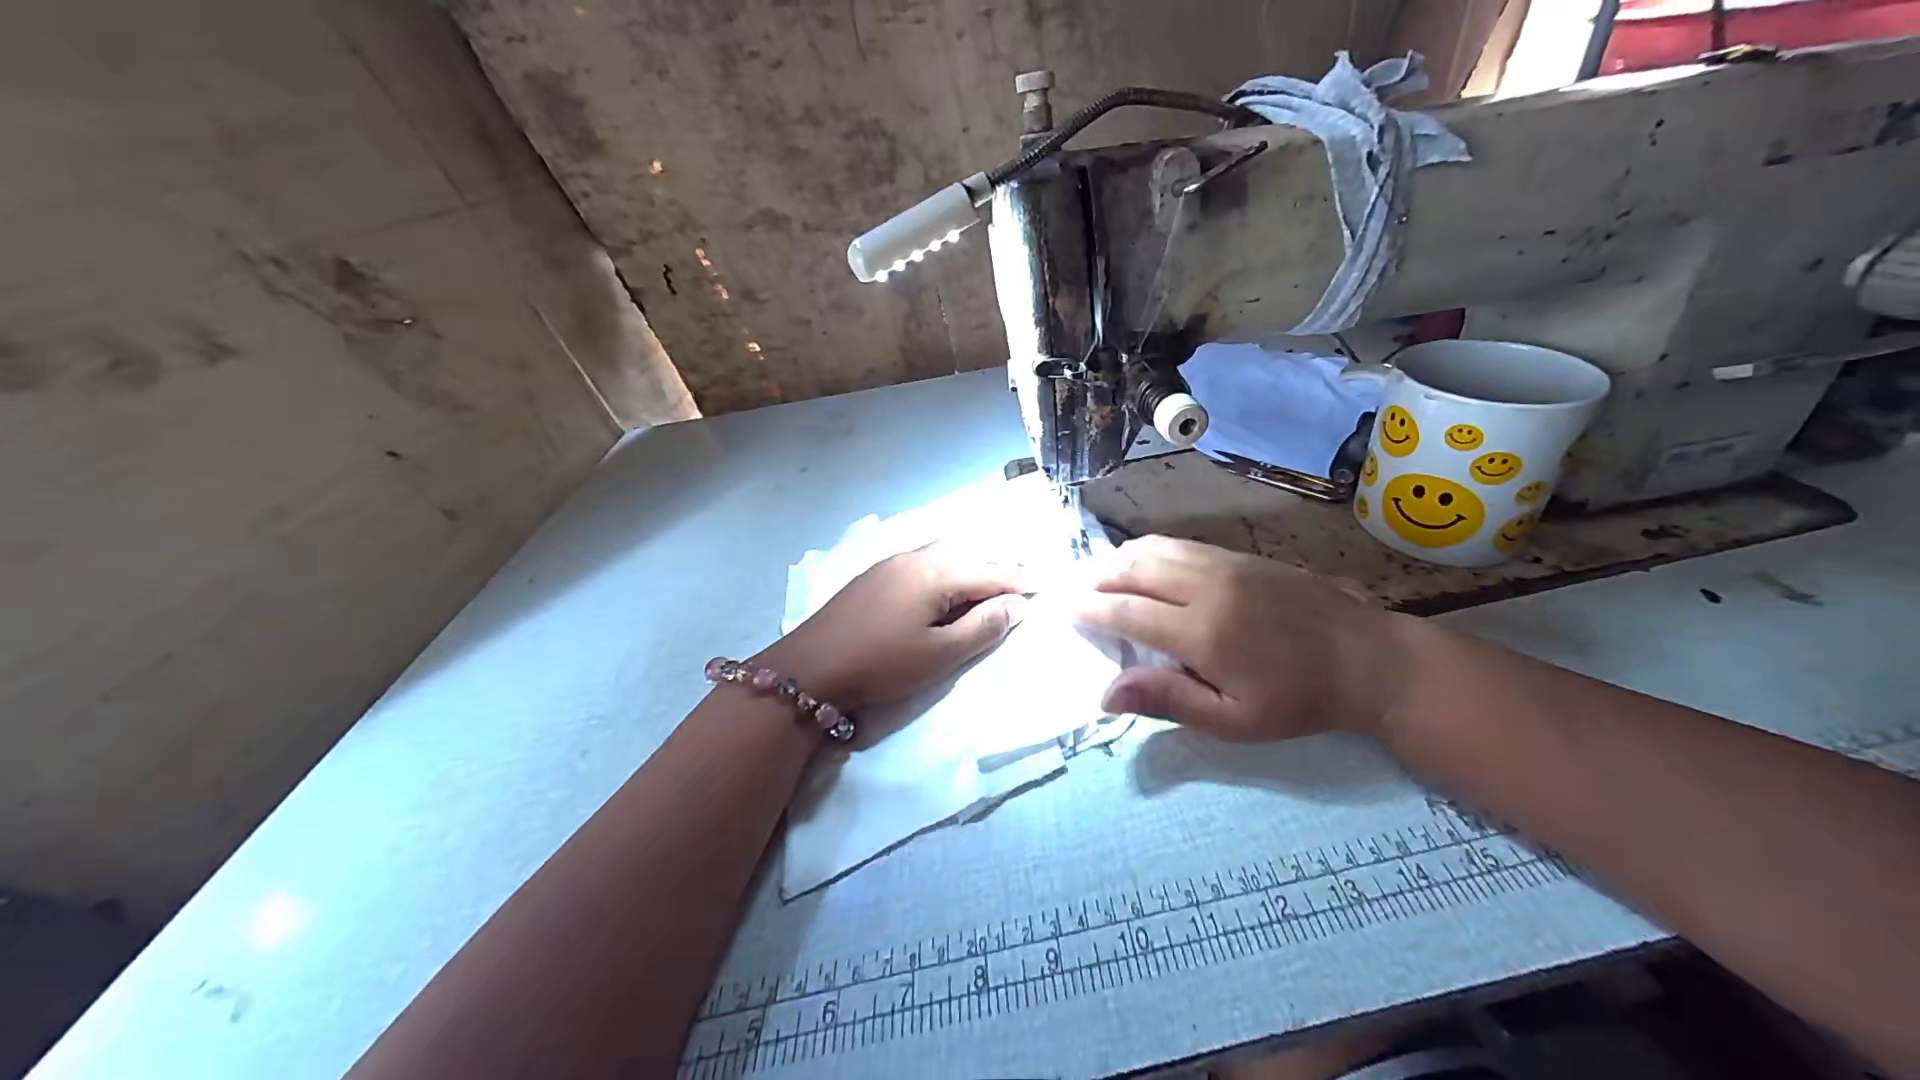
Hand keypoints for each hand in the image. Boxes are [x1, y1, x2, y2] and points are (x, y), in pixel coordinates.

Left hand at [754, 544, 1030, 711]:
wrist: (810, 668)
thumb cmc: (881, 665)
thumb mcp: (939, 655)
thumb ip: (983, 627)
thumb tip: (1017, 605)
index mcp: (936, 572)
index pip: (992, 571)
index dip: (1022, 580)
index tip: (1048, 586)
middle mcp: (917, 556)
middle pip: (972, 552)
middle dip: (1003, 564)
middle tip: (1028, 580)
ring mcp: (893, 561)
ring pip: (949, 551)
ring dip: (977, 561)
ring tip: (996, 578)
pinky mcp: (878, 573)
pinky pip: (928, 556)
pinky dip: (953, 564)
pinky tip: (953, 578)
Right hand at [1070, 535, 1419, 740]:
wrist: (1370, 658)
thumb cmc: (1298, 699)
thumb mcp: (1234, 720)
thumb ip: (1169, 699)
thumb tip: (1106, 694)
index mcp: (1202, 632)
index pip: (1126, 611)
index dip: (1089, 609)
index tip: (1065, 610)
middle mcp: (1207, 587)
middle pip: (1133, 569)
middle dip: (1096, 577)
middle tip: (1075, 590)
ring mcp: (1226, 564)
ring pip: (1155, 548)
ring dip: (1119, 559)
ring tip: (1100, 573)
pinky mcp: (1243, 556)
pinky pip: (1181, 543)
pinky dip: (1149, 550)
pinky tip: (1144, 562)